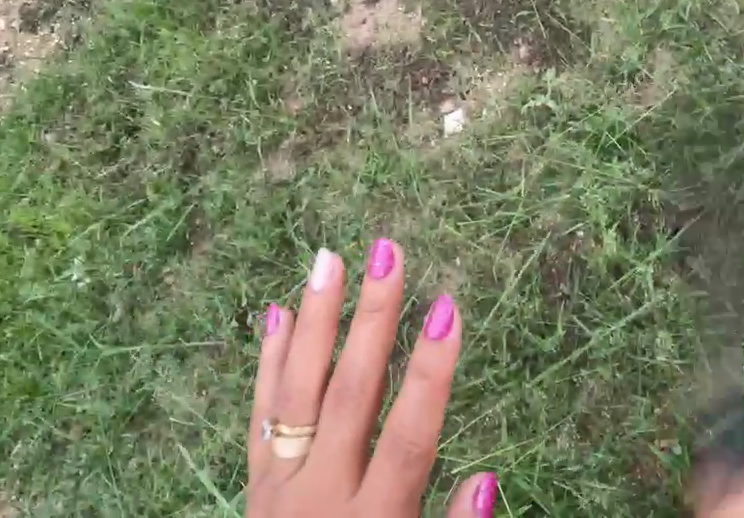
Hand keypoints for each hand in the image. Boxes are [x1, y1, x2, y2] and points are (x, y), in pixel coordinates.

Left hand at [247, 240, 496, 517]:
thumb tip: (488, 478)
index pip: (409, 437)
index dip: (432, 372)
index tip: (448, 306)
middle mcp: (321, 498)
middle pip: (351, 394)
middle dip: (373, 319)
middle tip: (386, 251)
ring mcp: (280, 489)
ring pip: (299, 390)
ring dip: (315, 320)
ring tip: (328, 258)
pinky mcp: (255, 486)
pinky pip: (261, 415)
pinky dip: (269, 362)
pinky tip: (277, 312)